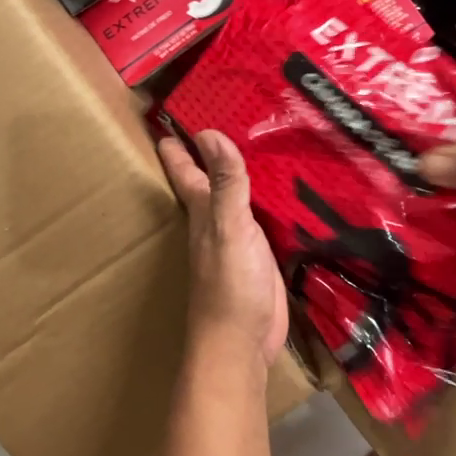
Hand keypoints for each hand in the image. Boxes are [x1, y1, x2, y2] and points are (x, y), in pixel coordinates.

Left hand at [158, 130, 289, 367]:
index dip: (176, 142)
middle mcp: (217, 220)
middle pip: (210, 177)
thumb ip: (225, 183)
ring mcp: (239, 239)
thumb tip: (208, 132)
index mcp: (202, 210)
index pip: (184, 168)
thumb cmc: (228, 285)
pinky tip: (284, 192)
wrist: (242, 343)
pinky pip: (264, 218)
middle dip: (211, 149)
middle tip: (223, 112)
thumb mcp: (228, 227)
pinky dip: (270, 201)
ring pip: (237, 196)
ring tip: (257, 141)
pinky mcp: (262, 255)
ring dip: (241, 173)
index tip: (171, 112)